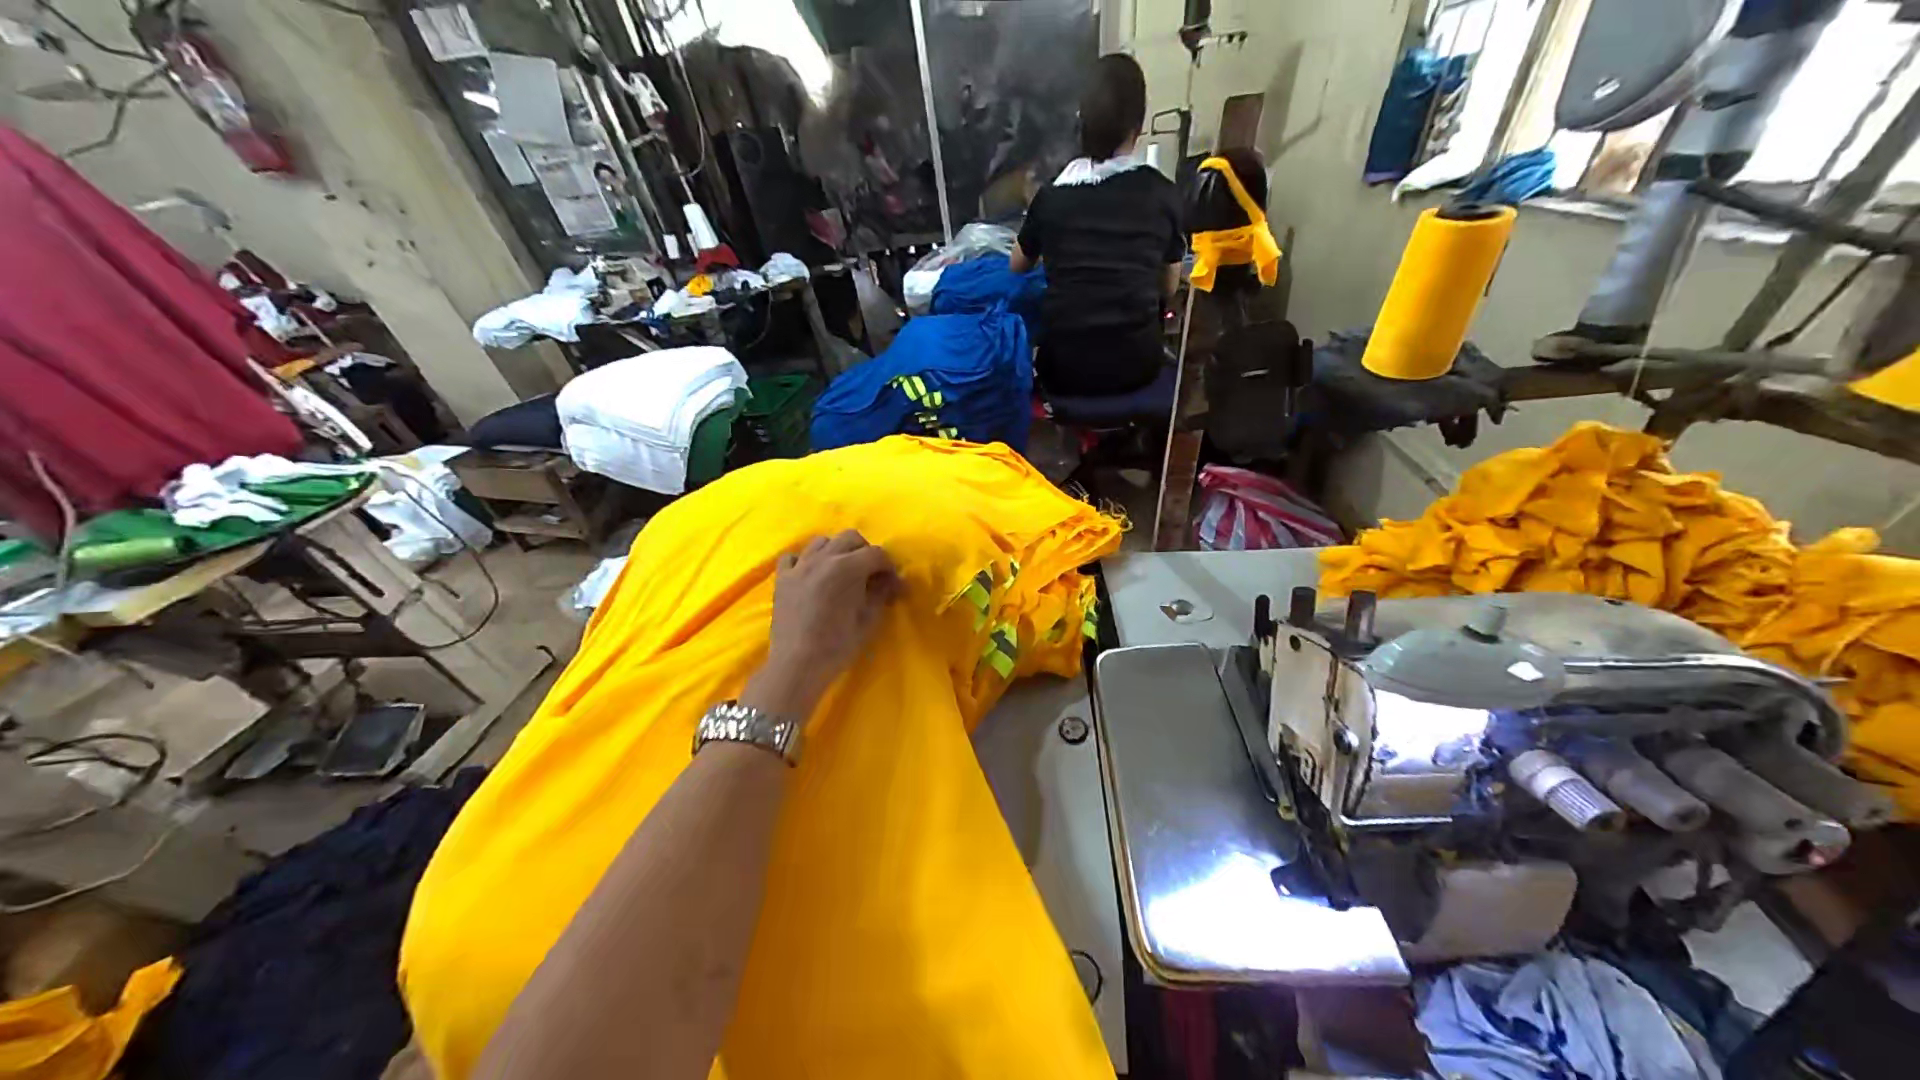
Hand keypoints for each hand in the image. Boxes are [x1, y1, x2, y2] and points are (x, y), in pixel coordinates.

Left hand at [743, 531, 900, 718]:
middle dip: (865, 551)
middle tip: (871, 575)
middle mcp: (823, 559)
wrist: (797, 665)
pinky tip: (811, 575)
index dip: (889, 567)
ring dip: (837, 551)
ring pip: (822, 542)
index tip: (894, 586)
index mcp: (847, 568)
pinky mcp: (782, 578)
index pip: (876, 554)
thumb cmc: (837, 646)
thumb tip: (890, 581)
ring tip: (842, 572)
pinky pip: (794, 556)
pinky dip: (805, 560)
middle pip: (850, 538)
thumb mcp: (868, 620)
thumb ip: (880, 594)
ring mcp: (799, 566)